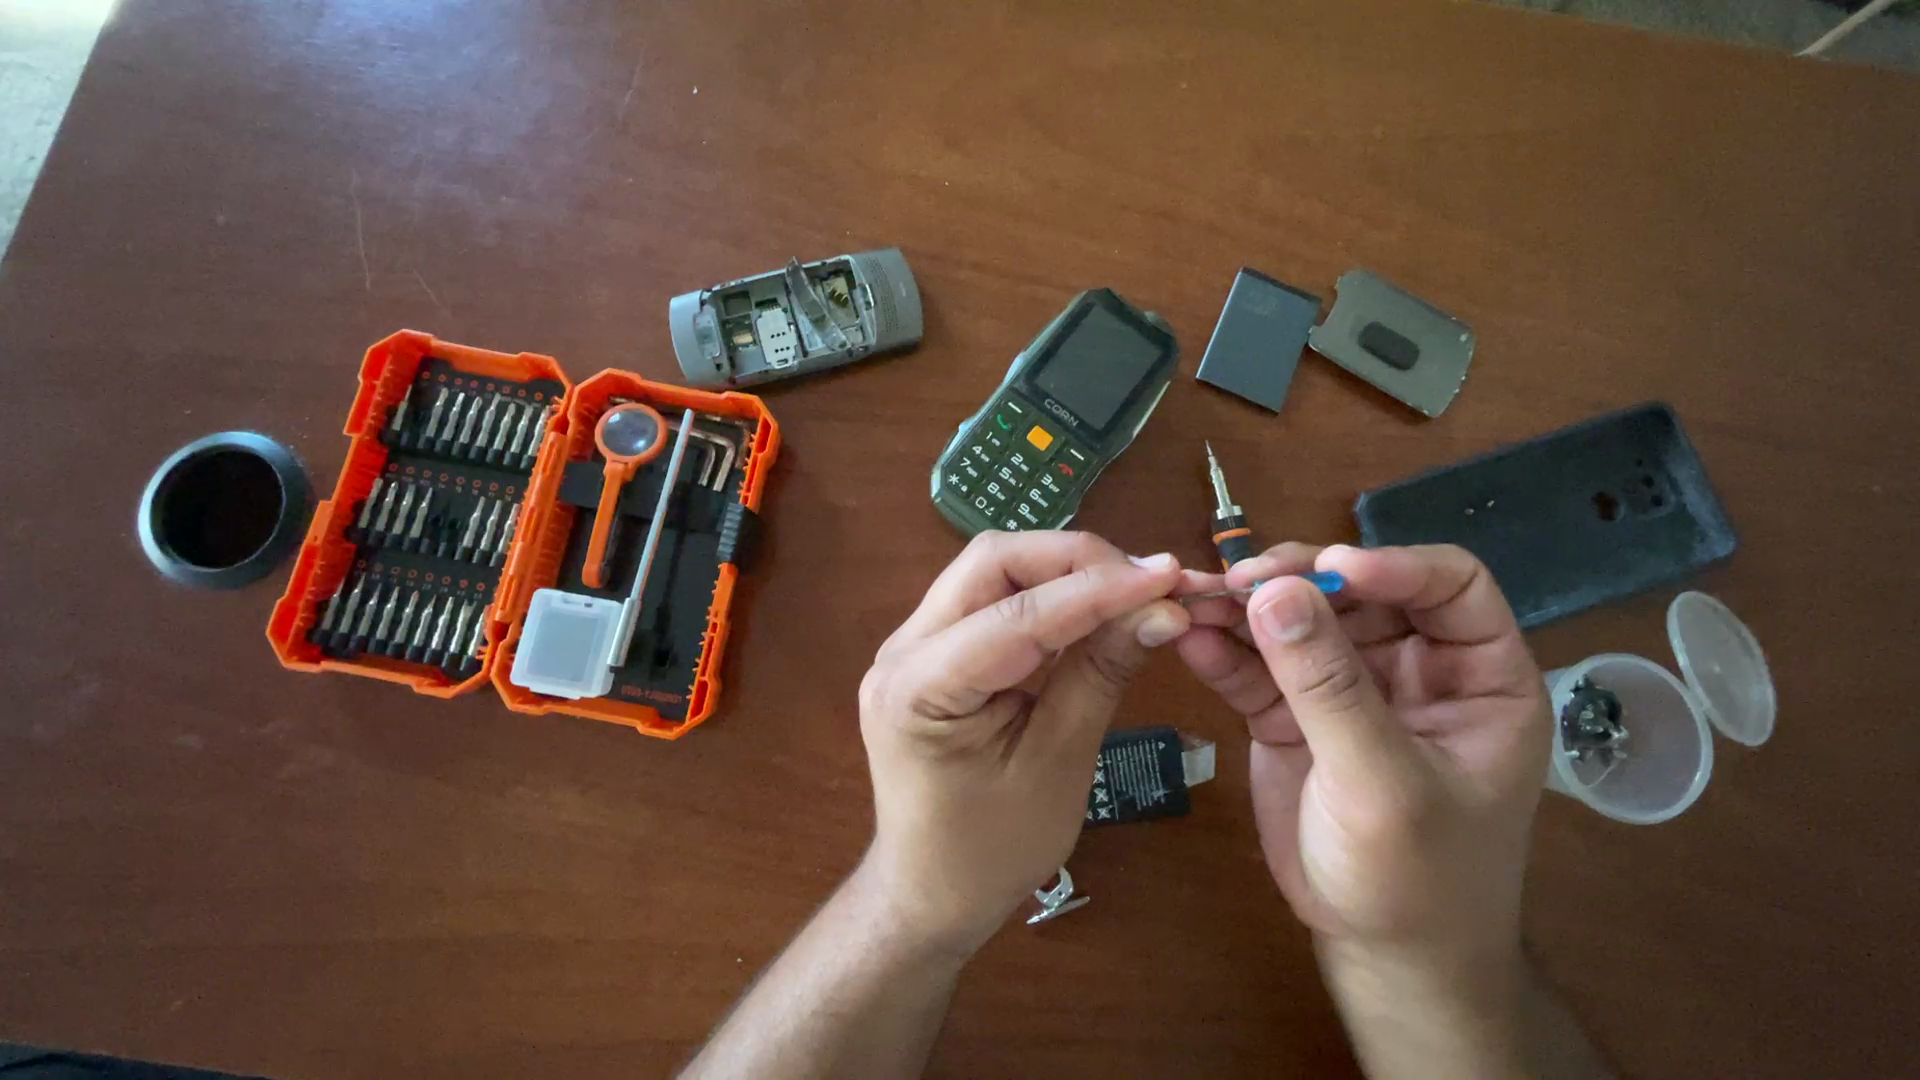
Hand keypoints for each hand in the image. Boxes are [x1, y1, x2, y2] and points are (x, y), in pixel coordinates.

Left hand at [857, 531, 1188, 954]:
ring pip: (992, 570)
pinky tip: (1094, 607)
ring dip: (1064, 570)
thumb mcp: (1057, 765)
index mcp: (917, 689)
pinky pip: (991, 598)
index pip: (1017, 614)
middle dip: (1075, 560)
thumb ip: (1100, 675)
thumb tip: (1161, 608)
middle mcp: (901, 648)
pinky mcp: (932, 647)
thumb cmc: (991, 850)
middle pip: (992, 562)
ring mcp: (911, 642)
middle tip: (1148, 581)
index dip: (1098, 589)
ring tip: (1132, 590)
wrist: (930, 889)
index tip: (1170, 575)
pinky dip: (1048, 595)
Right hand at [1176, 543, 1549, 975]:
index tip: (1325, 570)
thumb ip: (1328, 685)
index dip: (1391, 565)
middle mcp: (1408, 667)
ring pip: (1293, 620)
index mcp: (1474, 676)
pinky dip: (1218, 649)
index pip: (1447, 586)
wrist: (1376, 948)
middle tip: (1235, 582)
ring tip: (1191, 597)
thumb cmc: (1416, 877)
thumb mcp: (1382, 781)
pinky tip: (1185, 636)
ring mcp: (1343, 686)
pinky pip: (1253, 665)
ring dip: (1241, 608)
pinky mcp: (1287, 710)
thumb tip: (1273, 592)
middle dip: (1294, 581)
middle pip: (1352, 593)